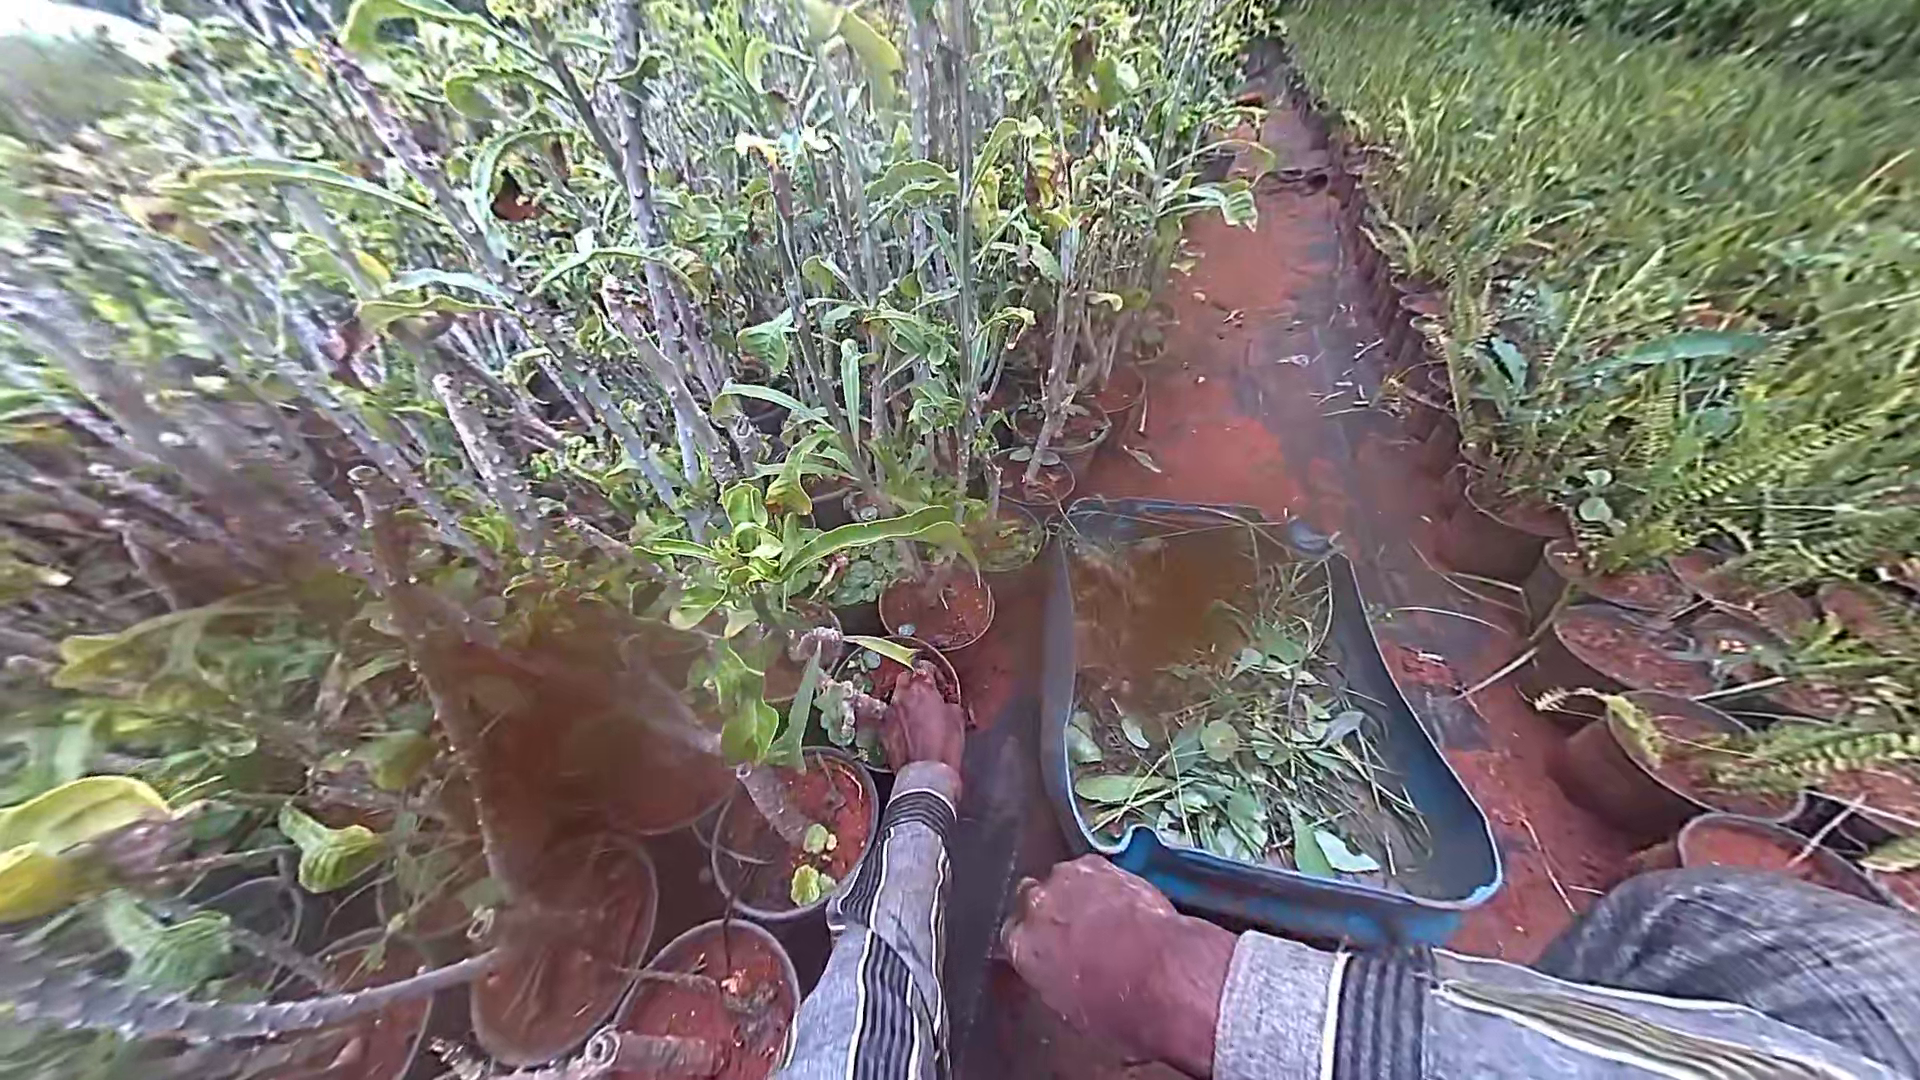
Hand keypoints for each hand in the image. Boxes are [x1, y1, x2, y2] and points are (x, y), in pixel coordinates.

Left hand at [882, 664, 965, 776]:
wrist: (927, 773)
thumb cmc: (944, 746)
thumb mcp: (957, 717)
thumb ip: (948, 700)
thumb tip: (945, 700)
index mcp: (921, 688)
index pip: (924, 669)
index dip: (932, 675)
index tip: (937, 682)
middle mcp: (901, 696)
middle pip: (904, 679)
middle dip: (913, 684)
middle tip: (925, 696)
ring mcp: (889, 713)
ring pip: (895, 698)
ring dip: (905, 702)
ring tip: (917, 715)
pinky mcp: (883, 731)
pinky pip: (890, 717)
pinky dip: (898, 720)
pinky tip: (909, 730)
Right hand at [1001, 856, 1235, 1076]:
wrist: (1164, 973)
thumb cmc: (1123, 1006)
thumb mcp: (1071, 1013)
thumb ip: (1046, 980)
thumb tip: (1051, 977)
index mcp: (1022, 946)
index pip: (1012, 935)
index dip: (1033, 942)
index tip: (1047, 948)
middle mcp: (1035, 905)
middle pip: (1031, 900)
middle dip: (1048, 912)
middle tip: (1074, 933)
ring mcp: (1063, 878)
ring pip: (1060, 881)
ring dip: (1075, 895)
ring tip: (1104, 919)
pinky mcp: (1094, 861)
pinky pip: (1089, 870)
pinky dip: (1102, 884)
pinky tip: (1121, 906)